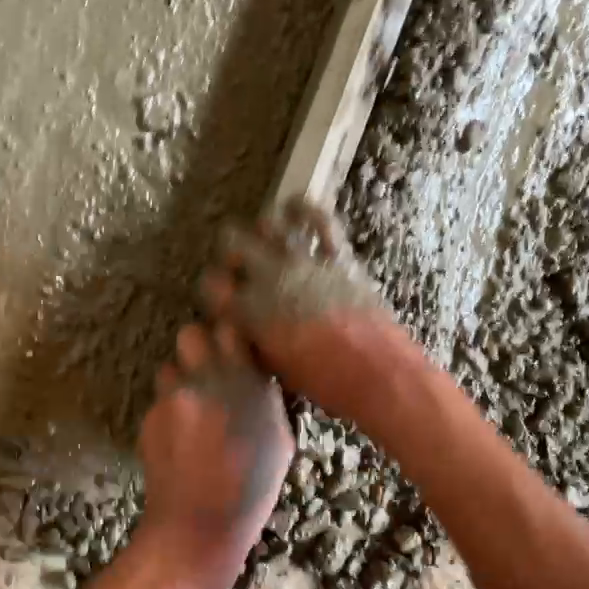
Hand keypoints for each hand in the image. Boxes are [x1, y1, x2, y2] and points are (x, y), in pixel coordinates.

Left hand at [133, 323, 292, 588]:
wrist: (196, 530)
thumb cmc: (250, 490)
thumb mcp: (279, 441)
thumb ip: (264, 397)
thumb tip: (253, 373)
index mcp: (243, 383)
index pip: (229, 328)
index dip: (230, 336)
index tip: (233, 350)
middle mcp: (204, 381)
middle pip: (190, 334)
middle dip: (197, 347)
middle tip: (207, 372)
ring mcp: (171, 399)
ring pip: (168, 366)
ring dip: (179, 379)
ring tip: (192, 410)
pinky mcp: (148, 417)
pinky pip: (158, 399)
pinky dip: (168, 410)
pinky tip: (179, 438)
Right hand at [199, 197, 417, 425]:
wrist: (378, 372)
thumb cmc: (324, 381)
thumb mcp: (275, 368)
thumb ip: (251, 340)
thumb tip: (241, 327)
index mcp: (249, 310)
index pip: (211, 285)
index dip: (211, 289)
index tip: (219, 297)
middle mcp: (271, 277)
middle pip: (231, 241)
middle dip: (229, 251)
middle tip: (237, 263)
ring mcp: (305, 261)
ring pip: (270, 224)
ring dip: (261, 229)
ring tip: (263, 236)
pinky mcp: (337, 255)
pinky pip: (319, 220)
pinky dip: (304, 209)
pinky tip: (294, 208)